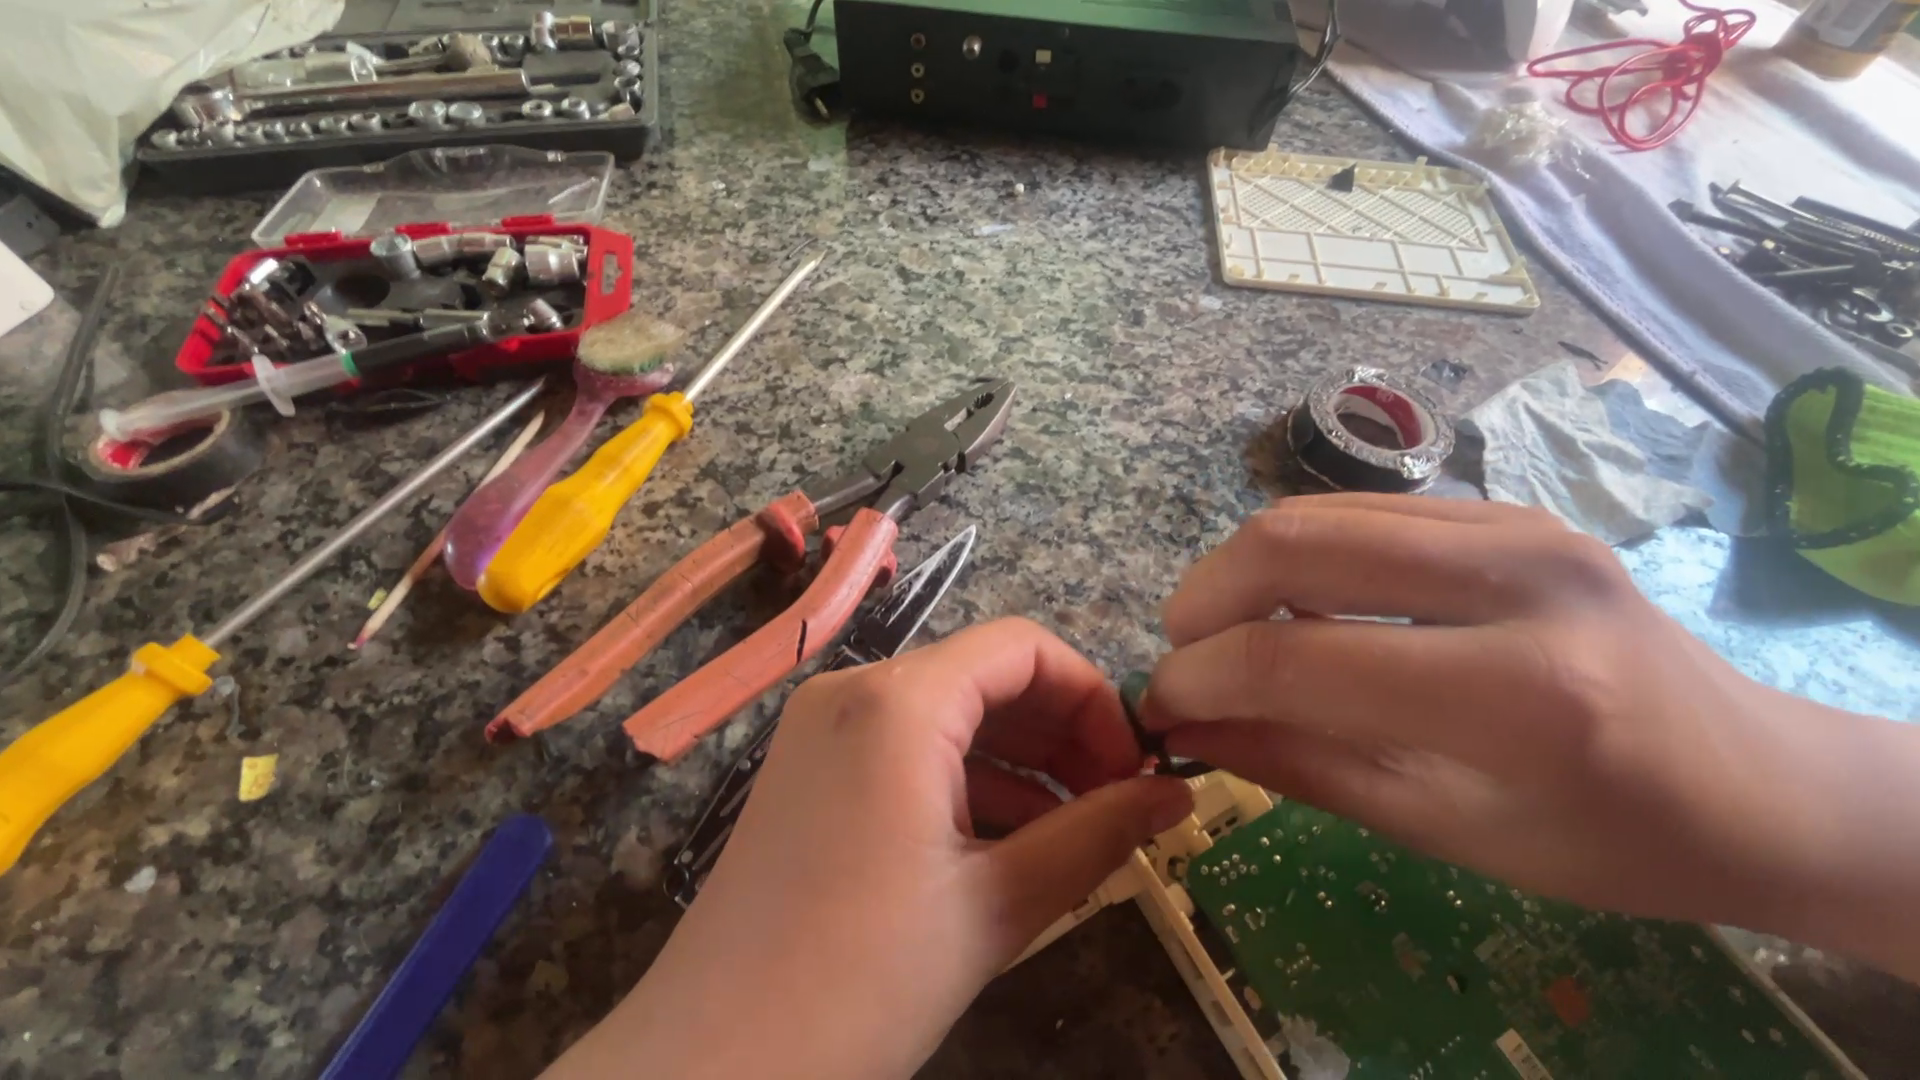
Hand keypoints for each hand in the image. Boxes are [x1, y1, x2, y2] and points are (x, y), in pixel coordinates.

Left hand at [545, 618, 1191, 1078]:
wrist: (712, 1064)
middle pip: (985, 676)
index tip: (1134, 767)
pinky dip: (966, 781)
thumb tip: (1176, 794)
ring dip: (1020, 762)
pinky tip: (1009, 841)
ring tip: (1077, 831)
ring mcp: (822, 728)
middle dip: (1062, 731)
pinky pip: (907, 749)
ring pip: (948, 714)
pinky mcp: (809, 769)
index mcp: (898, 701)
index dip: (1093, 696)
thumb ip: (1097, 836)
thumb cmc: (861, 979)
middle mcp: (853, 689)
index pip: (1023, 647)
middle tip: (1118, 802)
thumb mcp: (994, 905)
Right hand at [1144, 494, 1919, 979]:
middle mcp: (1518, 577)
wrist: (1758, 778)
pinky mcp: (1505, 508)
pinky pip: (1356, 510)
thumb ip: (1299, 764)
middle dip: (1203, 601)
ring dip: (1239, 571)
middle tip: (1183, 655)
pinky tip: (1294, 606)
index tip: (1161, 706)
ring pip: (1312, 511)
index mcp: (1518, 694)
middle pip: (1291, 544)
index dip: (1202, 678)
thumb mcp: (1440, 826)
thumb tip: (1188, 724)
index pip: (1298, 659)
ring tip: (1229, 632)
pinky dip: (1295, 555)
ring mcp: (1516, 523)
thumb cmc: (1605, 838)